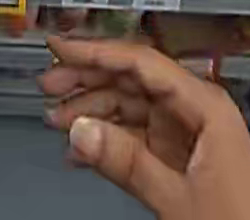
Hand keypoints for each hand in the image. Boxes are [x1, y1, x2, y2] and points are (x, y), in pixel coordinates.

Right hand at [39, 37, 249, 219]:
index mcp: (203, 104)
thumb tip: (77, 128)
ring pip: (126, 106)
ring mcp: (183, 132)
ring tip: (55, 121)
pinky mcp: (178, 156)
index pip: (139, 62)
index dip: (95, 51)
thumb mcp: (181, 202)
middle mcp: (192, 108)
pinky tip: (77, 152)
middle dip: (85, 81)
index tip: (58, 47)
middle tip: (46, 86)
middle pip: (128, 80)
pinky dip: (104, 141)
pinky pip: (132, 136)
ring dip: (89, 113)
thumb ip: (127, 162)